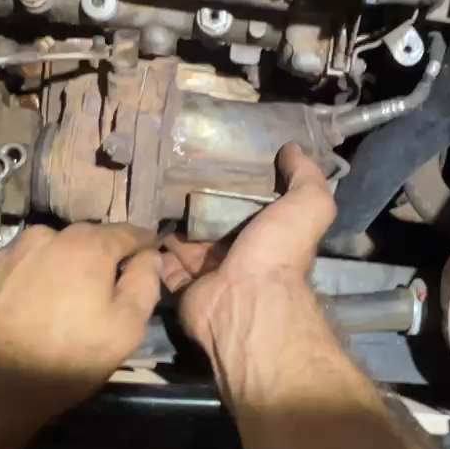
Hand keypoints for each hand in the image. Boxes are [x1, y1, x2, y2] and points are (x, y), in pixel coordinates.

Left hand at [0, 223, 161, 422]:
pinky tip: (38, 308)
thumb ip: (145, 284)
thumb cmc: (66, 357)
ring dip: (69, 268)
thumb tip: (150, 256)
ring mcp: (13, 251)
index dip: (146, 246)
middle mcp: (49, 235)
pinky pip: (28, 268)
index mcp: (88, 243)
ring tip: (72, 301)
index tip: (152, 260)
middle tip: (113, 290)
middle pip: (91, 239)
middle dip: (106, 258)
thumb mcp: (126, 329)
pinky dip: (40, 280)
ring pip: (56, 252)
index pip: (130, 232)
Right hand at [160, 144, 335, 369]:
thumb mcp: (308, 204)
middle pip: (212, 218)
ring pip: (184, 238)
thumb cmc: (278, 251)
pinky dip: (153, 247)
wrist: (245, 301)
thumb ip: (305, 176)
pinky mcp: (182, 285)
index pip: (247, 201)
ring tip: (149, 188)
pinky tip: (141, 221)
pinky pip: (162, 263)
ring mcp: (208, 270)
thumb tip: (293, 147)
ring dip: (170, 219)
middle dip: (194, 197)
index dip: (234, 180)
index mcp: (267, 233)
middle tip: (170, 166)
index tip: (213, 150)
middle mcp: (238, 251)